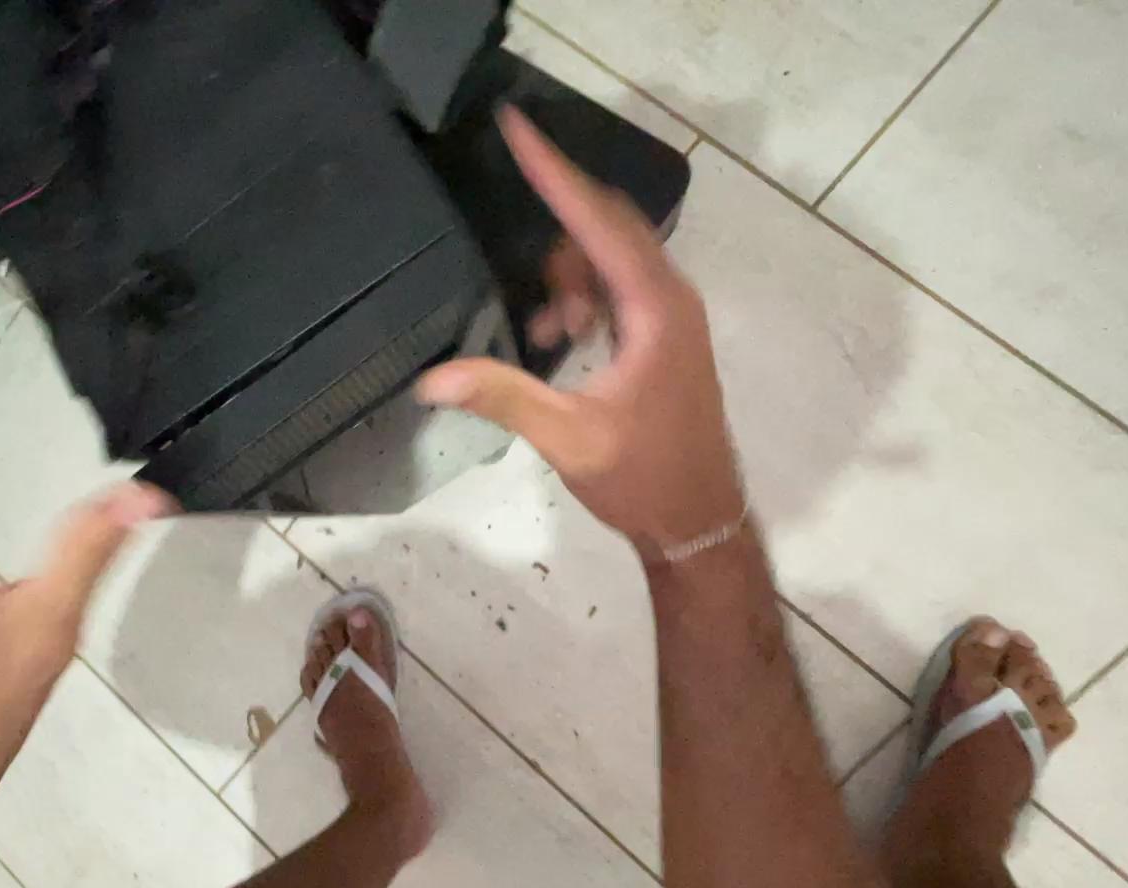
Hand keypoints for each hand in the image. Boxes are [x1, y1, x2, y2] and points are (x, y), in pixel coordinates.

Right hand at [418, 107, 742, 551]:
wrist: (696, 518)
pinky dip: (581, 305)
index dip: (553, 173)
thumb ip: (503, 397)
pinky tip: (559, 343)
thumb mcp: (568, 438)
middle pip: (605, 231)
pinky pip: (615, 294)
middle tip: (514, 264)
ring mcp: (669, 317)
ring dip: (566, 285)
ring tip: (544, 336)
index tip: (515, 129)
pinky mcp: (661, 338)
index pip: (597, 222)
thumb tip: (431, 379)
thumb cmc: (641, 477)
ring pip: (609, 264)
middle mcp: (669, 299)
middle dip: (554, 241)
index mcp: (654, 309)